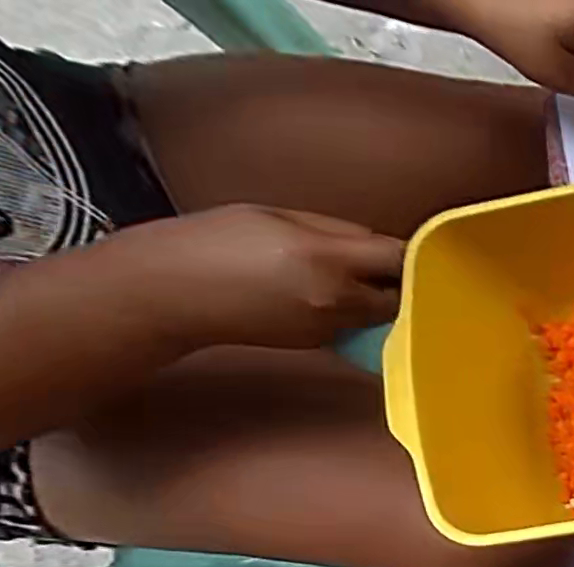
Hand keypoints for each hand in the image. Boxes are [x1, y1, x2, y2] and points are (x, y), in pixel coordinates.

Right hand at [110, 205, 402, 350]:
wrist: (164, 295)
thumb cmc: (209, 243)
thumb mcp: (273, 217)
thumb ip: (337, 230)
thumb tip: (381, 243)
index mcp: (325, 258)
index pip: (396, 257)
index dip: (406, 251)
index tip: (409, 246)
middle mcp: (338, 297)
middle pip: (401, 292)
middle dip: (397, 279)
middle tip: (380, 264)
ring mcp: (334, 325)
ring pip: (384, 312)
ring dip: (379, 296)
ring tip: (348, 277)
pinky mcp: (326, 343)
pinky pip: (357, 323)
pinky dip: (354, 310)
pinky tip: (320, 295)